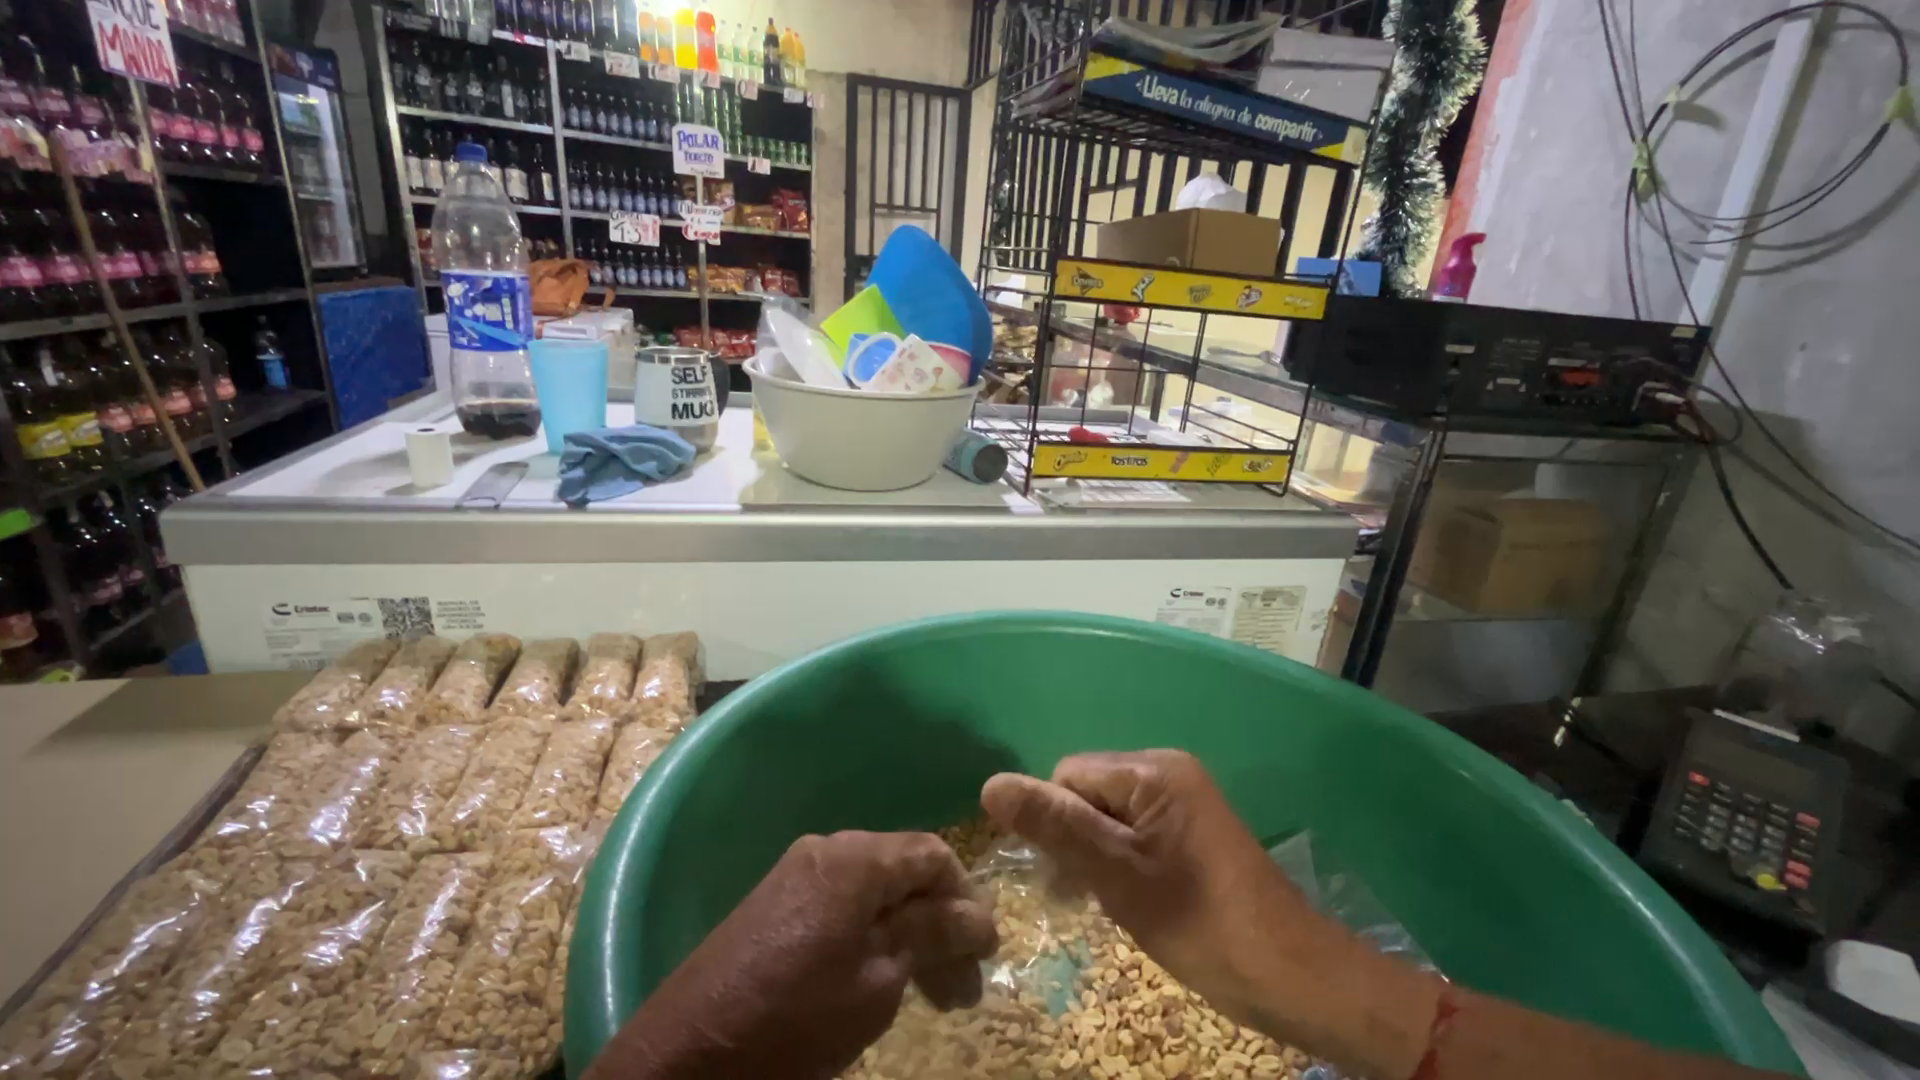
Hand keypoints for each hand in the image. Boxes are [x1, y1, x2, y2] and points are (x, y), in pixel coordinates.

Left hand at [587, 831, 996, 1079]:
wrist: (688, 1055)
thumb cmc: (796, 1016)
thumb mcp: (877, 980)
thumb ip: (931, 935)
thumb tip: (977, 917)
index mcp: (856, 858)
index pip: (933, 854)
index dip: (968, 899)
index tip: (987, 952)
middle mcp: (828, 850)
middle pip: (905, 872)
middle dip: (941, 924)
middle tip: (965, 986)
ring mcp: (798, 876)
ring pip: (876, 894)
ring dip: (910, 936)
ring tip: (934, 995)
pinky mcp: (778, 906)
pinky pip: (844, 908)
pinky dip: (874, 939)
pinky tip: (886, 981)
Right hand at [981, 751, 1439, 1076]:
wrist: (1290, 975)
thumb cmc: (1199, 923)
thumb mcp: (1117, 875)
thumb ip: (1055, 826)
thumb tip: (990, 785)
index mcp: (1152, 770)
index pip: (1067, 777)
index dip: (1056, 825)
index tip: (1070, 879)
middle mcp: (1168, 771)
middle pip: (1086, 792)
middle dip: (1075, 840)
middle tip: (1092, 896)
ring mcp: (1183, 800)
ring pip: (1106, 815)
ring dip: (1096, 855)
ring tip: (1115, 902)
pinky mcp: (1191, 829)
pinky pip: (1133, 830)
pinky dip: (1121, 861)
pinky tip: (1134, 898)